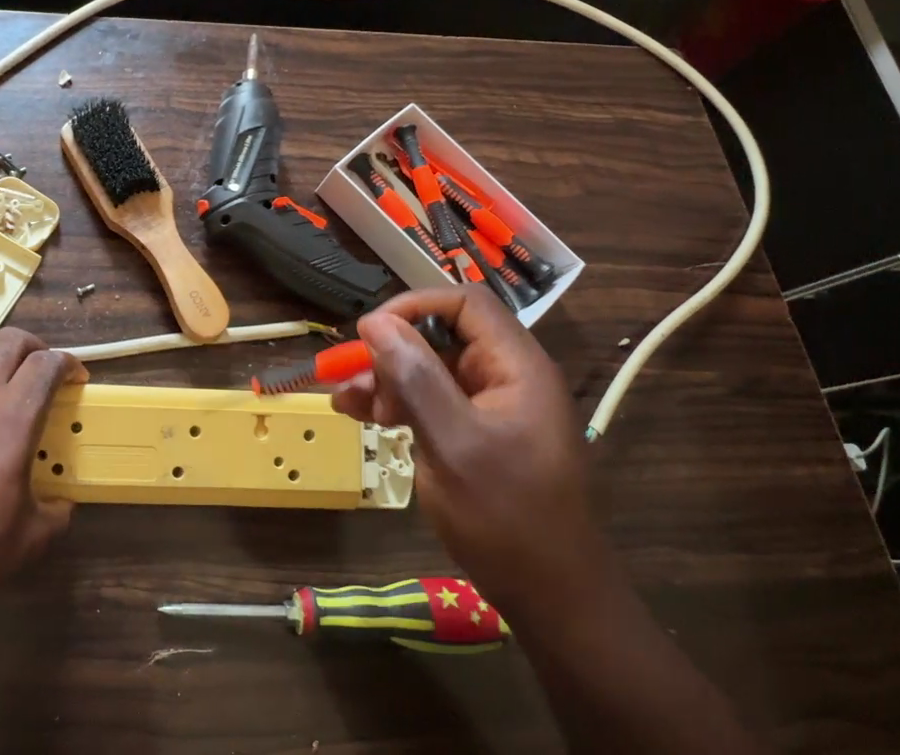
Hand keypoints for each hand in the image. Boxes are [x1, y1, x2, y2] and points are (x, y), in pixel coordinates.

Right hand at [333, 288, 610, 605]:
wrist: (553, 596)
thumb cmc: (505, 517)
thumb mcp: (453, 443)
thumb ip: (415, 378)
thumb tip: (375, 322)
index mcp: (516, 367)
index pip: (464, 303)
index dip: (412, 307)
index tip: (368, 334)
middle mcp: (507, 378)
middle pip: (442, 337)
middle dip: (390, 351)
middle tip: (348, 378)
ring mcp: (493, 409)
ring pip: (431, 371)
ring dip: (387, 380)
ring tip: (346, 403)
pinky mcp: (479, 436)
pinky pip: (434, 403)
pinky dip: (399, 406)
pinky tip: (366, 418)